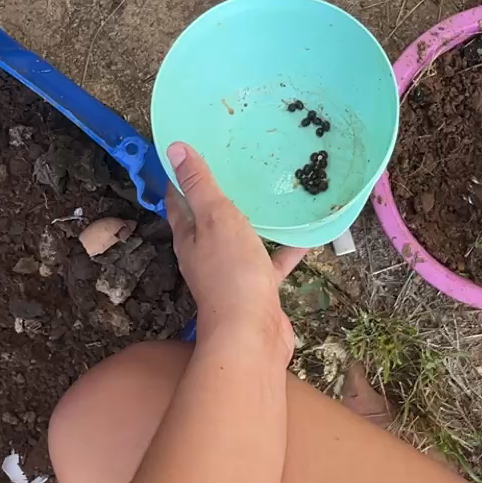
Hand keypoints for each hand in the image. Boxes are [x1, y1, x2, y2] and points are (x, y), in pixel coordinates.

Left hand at [164, 142, 308, 358]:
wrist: (251, 333)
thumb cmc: (230, 272)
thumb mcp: (214, 218)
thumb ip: (199, 184)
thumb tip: (175, 149)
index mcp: (189, 236)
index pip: (179, 199)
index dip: (182, 174)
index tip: (191, 150)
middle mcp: (205, 254)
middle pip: (209, 219)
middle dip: (220, 195)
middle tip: (238, 165)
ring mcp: (231, 273)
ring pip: (241, 239)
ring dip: (253, 221)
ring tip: (272, 196)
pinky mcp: (257, 288)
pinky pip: (271, 263)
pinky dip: (285, 250)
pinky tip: (307, 237)